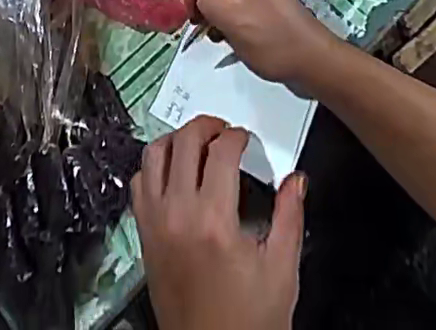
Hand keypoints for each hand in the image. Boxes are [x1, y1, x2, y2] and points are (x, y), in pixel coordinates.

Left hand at [135, 117, 305, 329]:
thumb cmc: (248, 322)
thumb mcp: (282, 270)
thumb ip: (290, 216)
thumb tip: (296, 180)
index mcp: (214, 221)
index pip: (220, 152)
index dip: (236, 136)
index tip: (245, 139)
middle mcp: (178, 215)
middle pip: (184, 142)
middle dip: (207, 126)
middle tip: (223, 131)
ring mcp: (155, 223)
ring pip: (154, 154)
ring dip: (177, 139)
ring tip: (197, 142)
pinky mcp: (144, 234)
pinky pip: (139, 183)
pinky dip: (154, 166)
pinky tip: (172, 170)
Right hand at [184, 0, 344, 93]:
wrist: (313, 64)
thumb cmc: (272, 39)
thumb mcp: (232, 18)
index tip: (194, 20)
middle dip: (202, 3)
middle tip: (205, 29)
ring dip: (213, 15)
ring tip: (220, 36)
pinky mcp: (259, 4)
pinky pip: (231, 6)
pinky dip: (224, 21)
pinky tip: (228, 37)